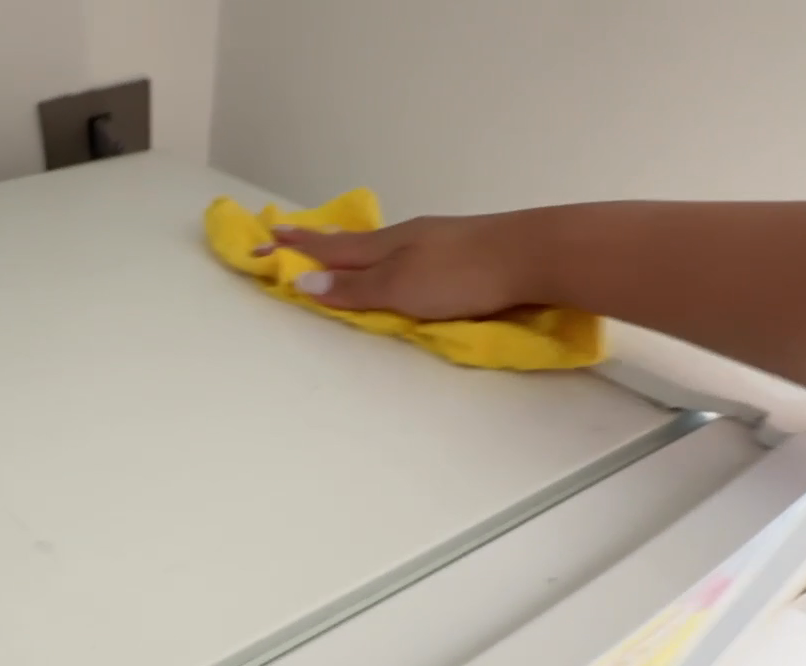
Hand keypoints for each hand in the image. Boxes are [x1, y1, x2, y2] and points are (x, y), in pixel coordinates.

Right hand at [259, 213, 541, 320]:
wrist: (537, 254)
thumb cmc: (462, 275)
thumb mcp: (399, 287)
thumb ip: (353, 288)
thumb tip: (304, 281)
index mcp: (386, 246)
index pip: (331, 247)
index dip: (299, 247)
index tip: (268, 237)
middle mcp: (406, 238)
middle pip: (353, 242)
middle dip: (320, 243)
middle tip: (293, 238)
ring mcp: (434, 241)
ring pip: (380, 247)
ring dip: (352, 251)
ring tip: (335, 253)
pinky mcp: (458, 251)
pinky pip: (405, 253)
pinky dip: (382, 258)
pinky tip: (391, 262)